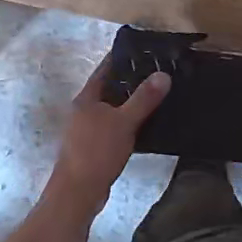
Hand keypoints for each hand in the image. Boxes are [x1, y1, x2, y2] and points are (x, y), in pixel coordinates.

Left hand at [43, 54, 171, 208]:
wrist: (78, 192)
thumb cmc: (97, 151)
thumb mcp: (124, 122)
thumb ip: (143, 99)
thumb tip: (163, 75)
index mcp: (86, 98)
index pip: (105, 69)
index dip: (122, 57)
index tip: (145, 50)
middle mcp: (84, 110)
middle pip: (109, 88)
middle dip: (131, 80)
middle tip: (159, 72)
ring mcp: (88, 130)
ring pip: (113, 109)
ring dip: (131, 103)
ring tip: (158, 95)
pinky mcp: (95, 147)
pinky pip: (115, 127)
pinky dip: (130, 122)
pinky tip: (148, 125)